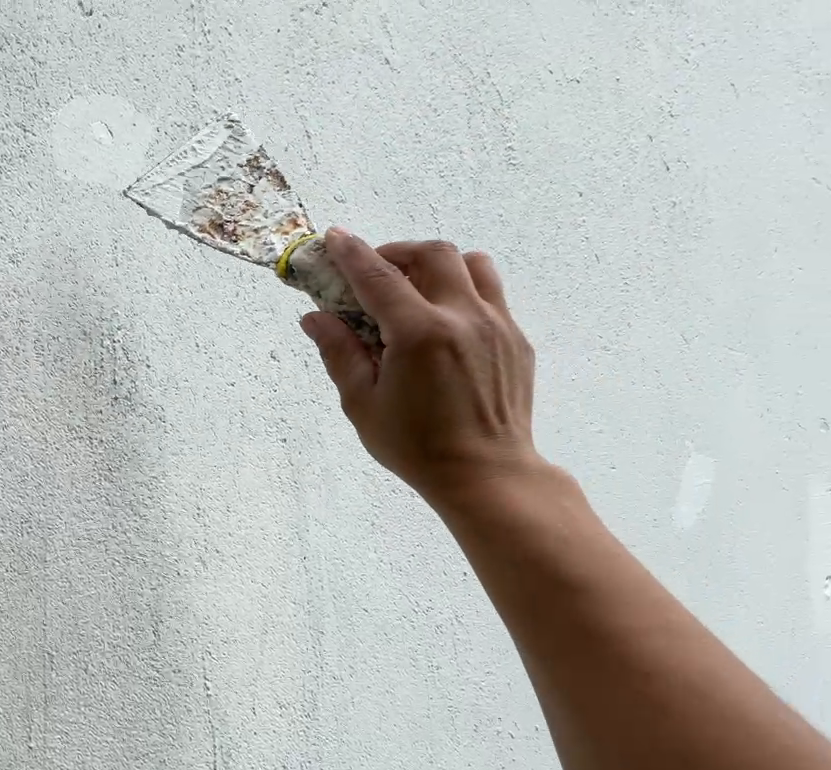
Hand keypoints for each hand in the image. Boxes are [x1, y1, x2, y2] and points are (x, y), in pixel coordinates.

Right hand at [301, 227, 546, 507]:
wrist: (483, 470)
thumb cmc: (413, 444)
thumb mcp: (361, 402)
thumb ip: (338, 352)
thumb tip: (316, 317)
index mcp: (419, 335)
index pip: (378, 278)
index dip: (351, 254)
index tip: (333, 238)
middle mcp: (462, 318)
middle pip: (432, 254)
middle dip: (395, 252)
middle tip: (369, 270)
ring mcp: (496, 324)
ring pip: (470, 264)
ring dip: (434, 265)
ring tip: (409, 289)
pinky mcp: (515, 337)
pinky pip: (488, 293)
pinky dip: (458, 290)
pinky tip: (437, 321)